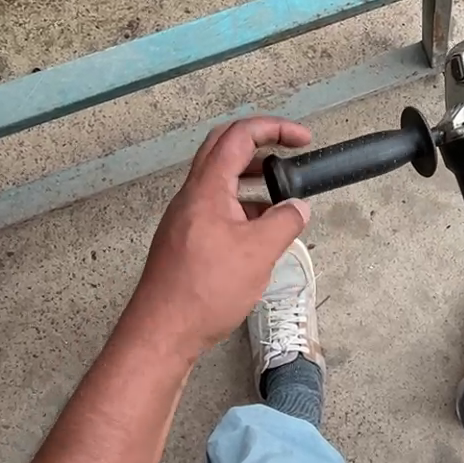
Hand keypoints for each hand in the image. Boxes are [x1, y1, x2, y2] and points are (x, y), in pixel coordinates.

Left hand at [124, 117, 311, 360]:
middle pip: (223, 147)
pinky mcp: (185, 238)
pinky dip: (243, 204)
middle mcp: (192, 195)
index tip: (302, 139)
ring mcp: (185, 217)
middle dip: (260, 142)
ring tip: (282, 195)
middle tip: (289, 152)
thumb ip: (286, 221)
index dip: (274, 128)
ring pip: (220, 178)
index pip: (239, 136)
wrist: (161, 334)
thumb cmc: (206, 290)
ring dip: (253, 176)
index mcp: (207, 189)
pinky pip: (217, 205)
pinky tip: (261, 230)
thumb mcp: (260, 253)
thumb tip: (299, 207)